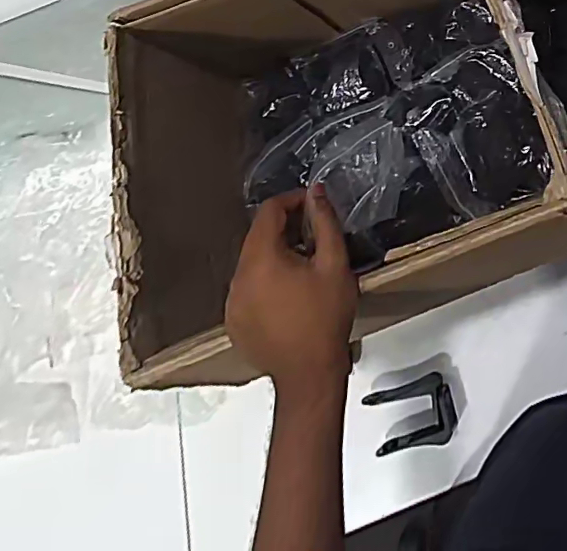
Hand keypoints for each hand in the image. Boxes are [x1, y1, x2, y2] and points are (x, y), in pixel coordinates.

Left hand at [226, 185, 358, 392]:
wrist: (309, 375)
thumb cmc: (326, 317)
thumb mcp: (334, 264)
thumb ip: (325, 222)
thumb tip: (316, 191)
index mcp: (260, 258)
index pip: (268, 211)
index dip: (292, 200)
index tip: (312, 205)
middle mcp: (238, 276)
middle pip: (258, 236)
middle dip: (285, 228)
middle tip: (313, 236)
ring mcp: (232, 301)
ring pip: (252, 262)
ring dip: (275, 255)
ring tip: (304, 266)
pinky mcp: (234, 321)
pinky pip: (248, 287)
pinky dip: (266, 280)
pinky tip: (289, 294)